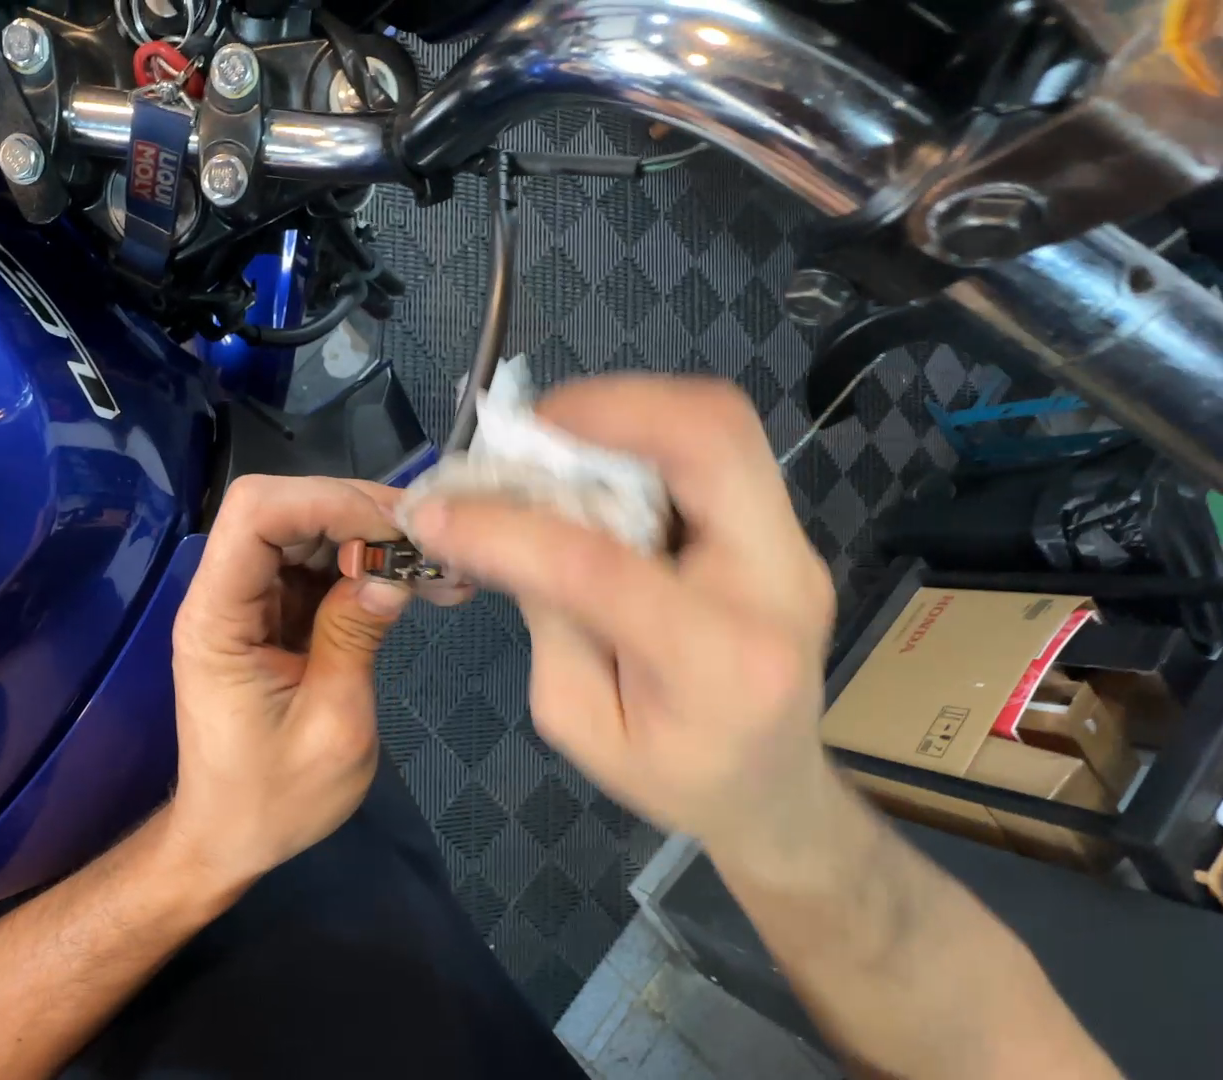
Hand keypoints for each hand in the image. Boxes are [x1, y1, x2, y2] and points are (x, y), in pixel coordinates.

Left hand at [166, 475, 469, 887]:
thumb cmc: (273, 799)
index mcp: (217, 618)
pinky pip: (315, 565)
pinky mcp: (272, 613)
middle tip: (429, 544)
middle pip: (281, 508)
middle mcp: (223, 594)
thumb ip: (355, 638)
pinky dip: (363, 563)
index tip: (397, 533)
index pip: (255, 514)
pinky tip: (410, 581)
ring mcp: (248, 601)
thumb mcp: (332, 726)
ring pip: (304, 529)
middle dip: (356, 512)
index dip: (327, 502)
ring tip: (433, 564)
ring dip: (367, 535)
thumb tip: (394, 572)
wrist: (231, 835)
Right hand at [404, 376, 838, 862]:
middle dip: (601, 410)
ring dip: (619, 412)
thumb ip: (549, 618)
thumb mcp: (579, 718)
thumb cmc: (671, 775)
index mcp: (716, 662)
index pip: (600, 566)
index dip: (505, 528)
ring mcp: (790, 544)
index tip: (434, 511)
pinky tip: (585, 461)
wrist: (773, 789)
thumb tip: (509, 526)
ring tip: (545, 440)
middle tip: (520, 432)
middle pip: (710, 440)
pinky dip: (636, 433)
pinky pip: (709, 447)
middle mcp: (776, 582)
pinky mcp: (777, 525)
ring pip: (717, 424)